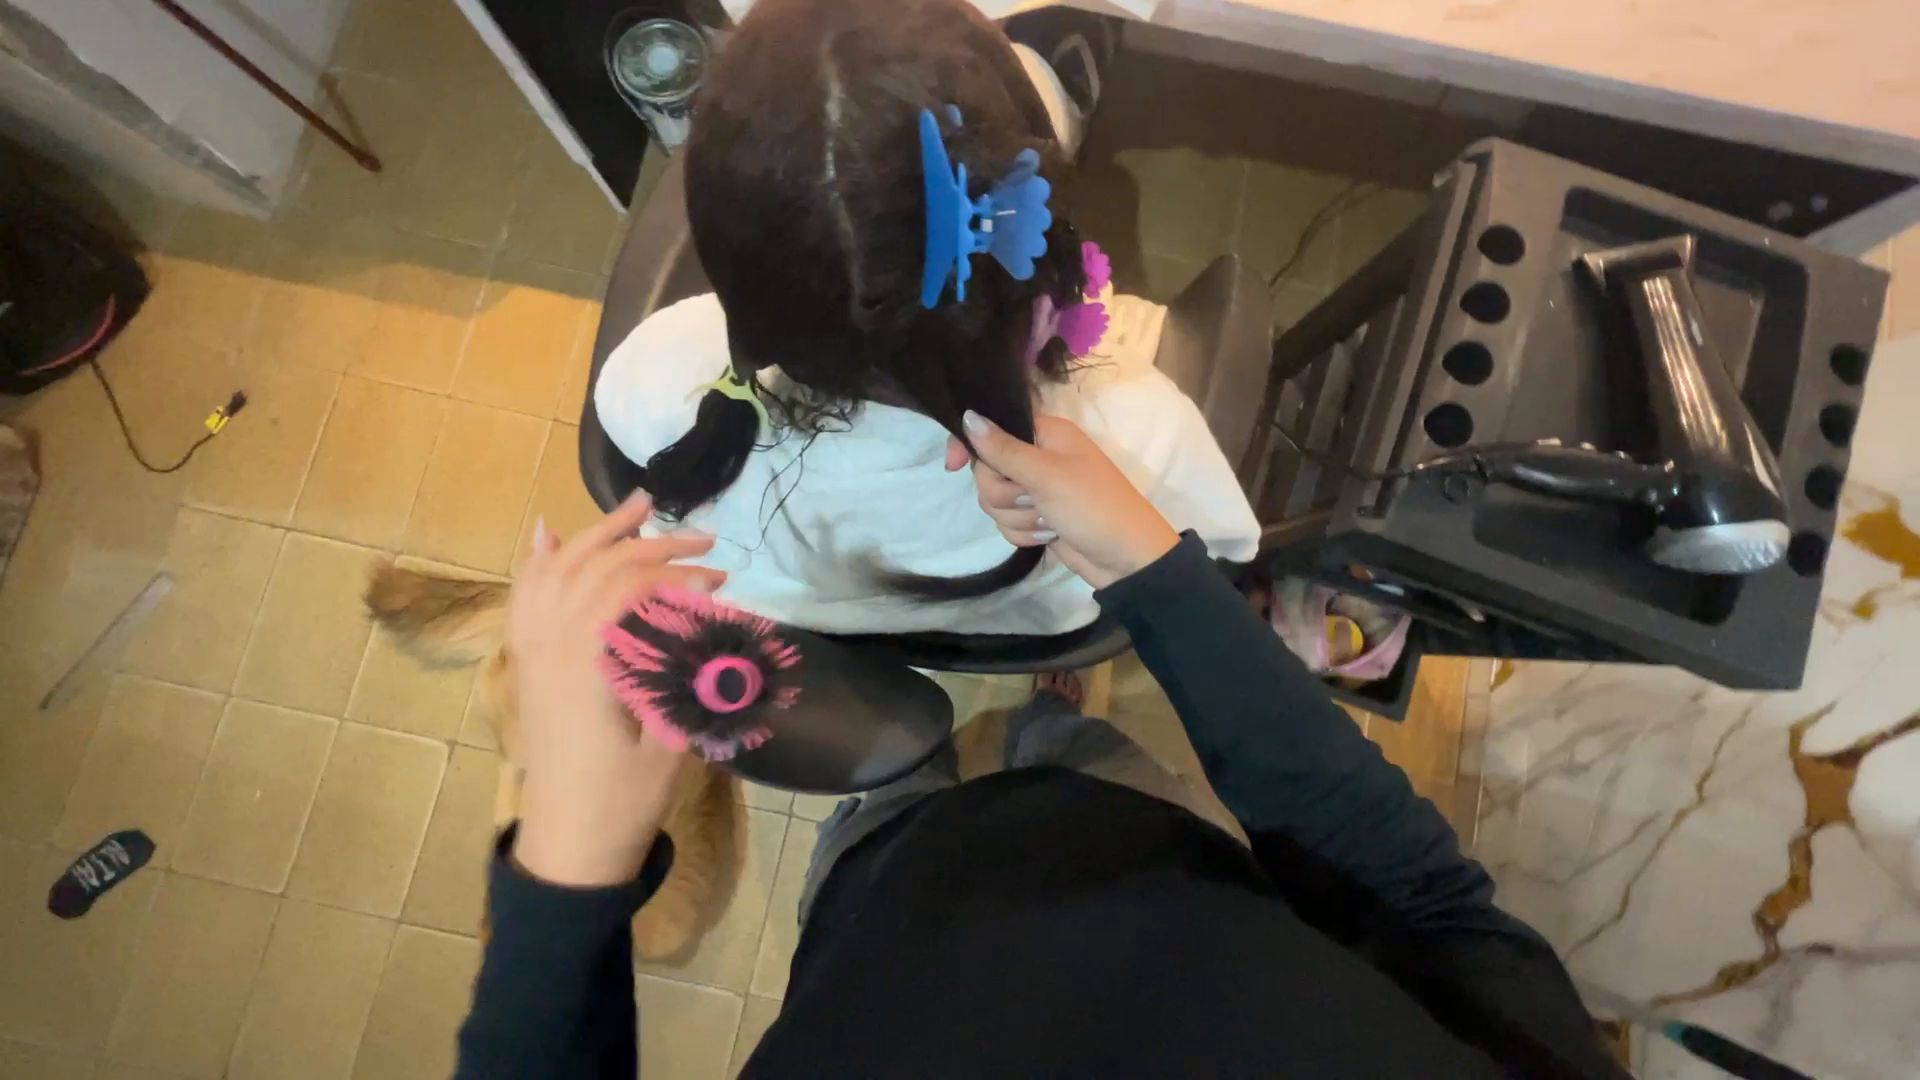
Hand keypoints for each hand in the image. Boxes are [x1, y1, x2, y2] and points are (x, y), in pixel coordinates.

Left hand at [509, 493, 726, 887]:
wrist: (569, 846)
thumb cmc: (627, 799)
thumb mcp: (674, 739)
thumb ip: (691, 670)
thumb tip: (717, 615)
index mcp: (586, 664)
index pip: (629, 588)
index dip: (678, 573)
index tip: (721, 580)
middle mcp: (550, 646)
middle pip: (595, 567)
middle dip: (652, 544)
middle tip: (702, 538)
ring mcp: (532, 653)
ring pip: (556, 572)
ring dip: (598, 534)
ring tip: (637, 508)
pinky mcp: (529, 665)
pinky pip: (525, 600)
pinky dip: (538, 562)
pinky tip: (548, 536)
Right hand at [946, 411, 1179, 588]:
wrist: (1126, 559)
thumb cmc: (1094, 507)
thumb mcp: (1047, 475)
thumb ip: (1003, 449)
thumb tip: (967, 417)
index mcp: (1044, 434)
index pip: (991, 428)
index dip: (969, 446)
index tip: (954, 467)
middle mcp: (1038, 457)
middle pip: (987, 470)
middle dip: (1003, 493)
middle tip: (1032, 499)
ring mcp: (1036, 490)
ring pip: (994, 500)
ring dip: (1017, 517)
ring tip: (1048, 520)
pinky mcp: (1036, 518)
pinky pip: (1007, 523)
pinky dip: (1024, 533)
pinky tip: (1050, 535)